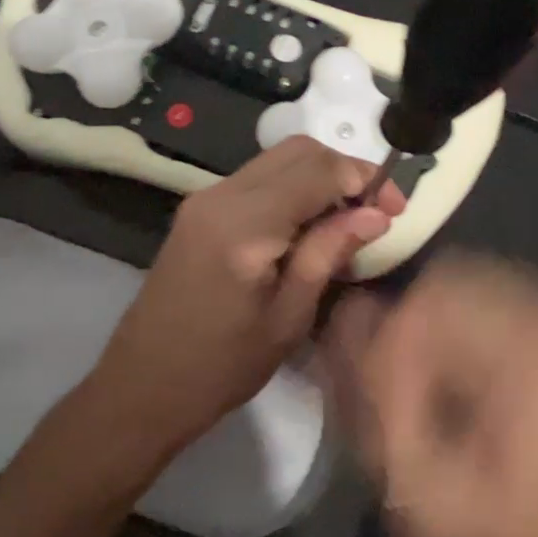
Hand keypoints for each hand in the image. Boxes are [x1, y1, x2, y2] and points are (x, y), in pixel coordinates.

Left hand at [91, 135, 406, 453]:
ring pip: (278, 159)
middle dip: (344, 170)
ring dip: (319, 176)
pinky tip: (310, 225)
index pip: (318, 170)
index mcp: (244, 224)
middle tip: (375, 212)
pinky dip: (293, 187)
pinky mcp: (199, 209)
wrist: (141, 386)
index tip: (395, 210)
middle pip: (298, 150)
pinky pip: (258, 178)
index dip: (364, 180)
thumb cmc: (221, 367)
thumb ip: (328, 253)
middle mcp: (221, 196)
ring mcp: (205, 198)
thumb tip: (375, 215)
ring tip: (348, 221)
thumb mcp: (288, 318)